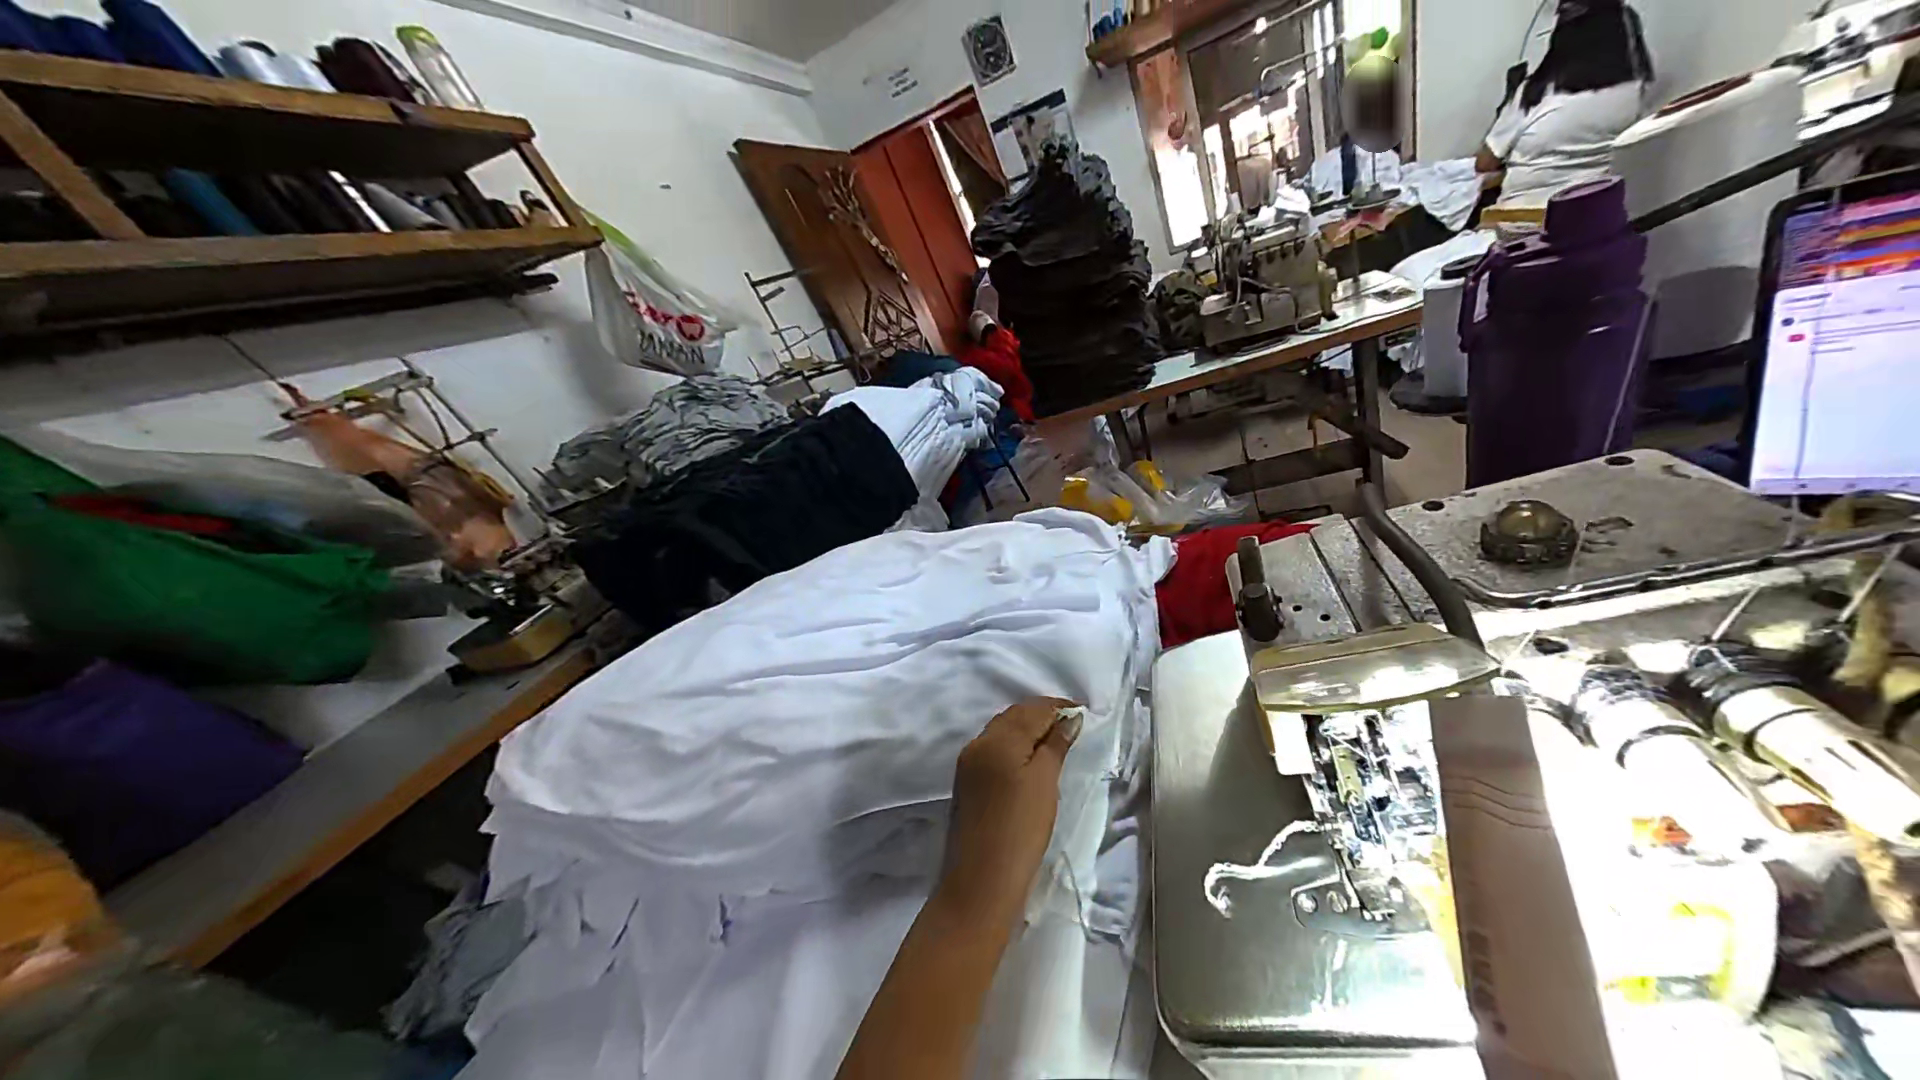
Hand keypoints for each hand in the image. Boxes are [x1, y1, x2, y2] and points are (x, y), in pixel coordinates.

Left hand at [937, 698, 1081, 921]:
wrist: (981, 882)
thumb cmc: (1020, 830)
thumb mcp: (1044, 783)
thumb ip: (1056, 745)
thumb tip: (1070, 719)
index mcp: (997, 739)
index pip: (1032, 709)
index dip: (1058, 707)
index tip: (1083, 712)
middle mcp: (978, 743)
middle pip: (1014, 716)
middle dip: (1042, 714)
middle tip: (1072, 724)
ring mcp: (969, 763)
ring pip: (1002, 731)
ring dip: (1027, 728)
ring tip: (1056, 739)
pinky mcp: (967, 782)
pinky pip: (993, 748)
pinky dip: (1014, 745)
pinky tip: (1030, 757)